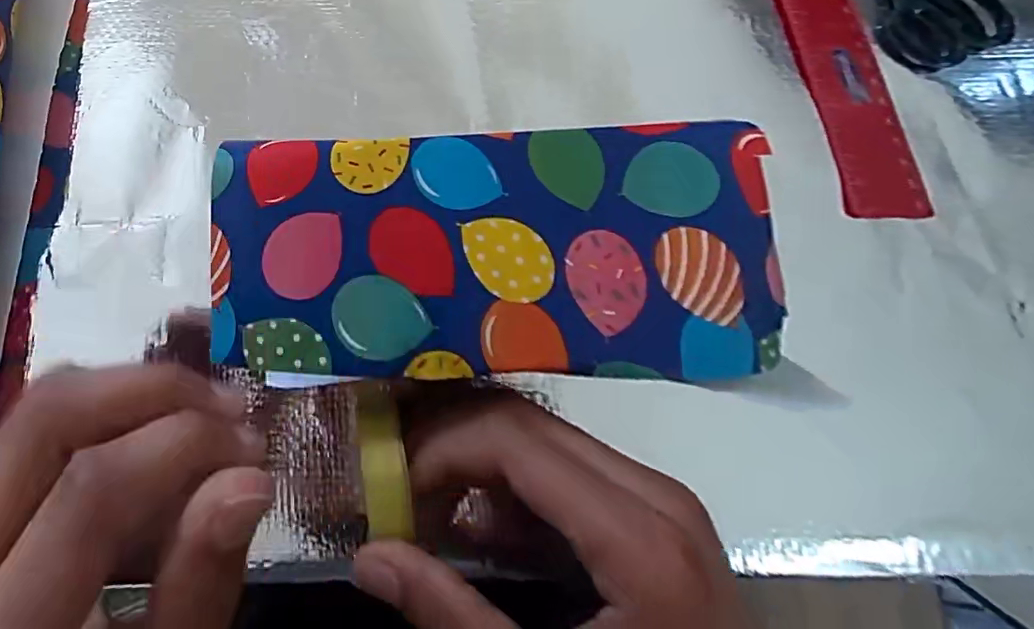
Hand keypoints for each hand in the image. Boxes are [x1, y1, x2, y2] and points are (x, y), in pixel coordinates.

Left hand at [0, 365, 270, 628]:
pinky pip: (33, 444)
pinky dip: (108, 427)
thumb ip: (197, 586)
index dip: (184, 445)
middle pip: (46, 418)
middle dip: (155, 390)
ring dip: (133, 398)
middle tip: (230, 409)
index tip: (253, 449)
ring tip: (203, 426)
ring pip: (36, 415)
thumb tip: (252, 478)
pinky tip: (155, 460)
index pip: (89, 491)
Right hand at [353, 396, 749, 628]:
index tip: (392, 491)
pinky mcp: (659, 513)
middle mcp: (656, 492)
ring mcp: (663, 498)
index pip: (514, 440)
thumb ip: (454, 616)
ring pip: (548, 438)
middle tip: (399, 488)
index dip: (440, 452)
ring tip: (432, 509)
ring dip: (481, 462)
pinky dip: (517, 487)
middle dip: (453, 447)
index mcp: (639, 537)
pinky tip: (484, 530)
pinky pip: (572, 469)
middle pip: (529, 423)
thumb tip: (369, 558)